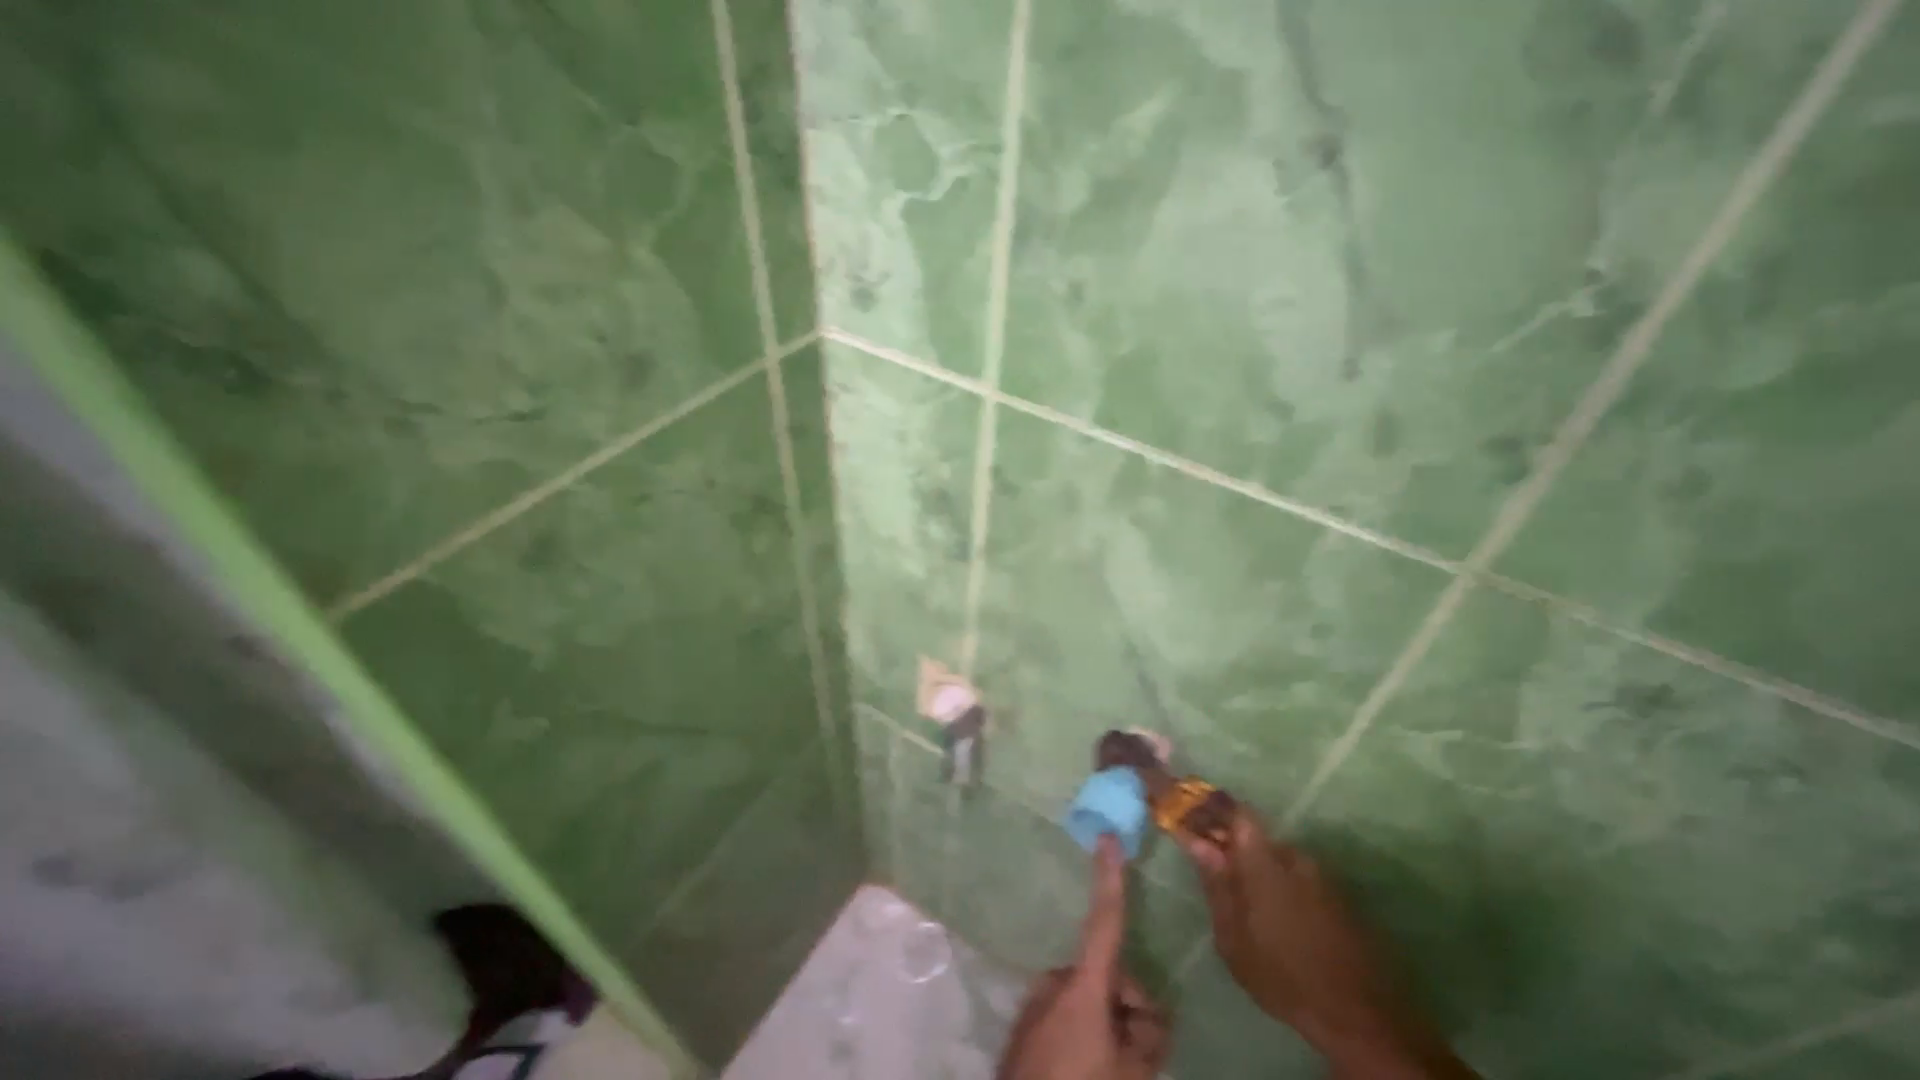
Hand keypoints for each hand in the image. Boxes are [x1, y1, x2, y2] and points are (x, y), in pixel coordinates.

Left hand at [997, 836, 1169, 1079]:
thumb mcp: (1132, 1071)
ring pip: (1091, 1000)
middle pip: (1109, 978)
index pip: (1104, 922)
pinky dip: (1086, 1033)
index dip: (1110, 878)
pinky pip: (1069, 1015)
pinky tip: (1088, 1065)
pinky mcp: (1028, 1023)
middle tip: (1138, 1053)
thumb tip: (1150, 1016)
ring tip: (1113, 1065)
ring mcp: (1038, 1003)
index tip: (1107, 838)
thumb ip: (1150, 1035)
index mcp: (1083, 986)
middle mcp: (1057, 982)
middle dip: (1129, 1007)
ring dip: (1108, 1025)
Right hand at [1179, 811, 1477, 1079]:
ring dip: (1255, 866)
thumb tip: (1197, 842)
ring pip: (1275, 856)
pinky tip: (1271, 913)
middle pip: (1254, 835)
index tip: (1188, 817)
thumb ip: (1216, 884)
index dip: (1211, 809)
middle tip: (1208, 864)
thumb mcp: (1233, 937)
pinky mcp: (1335, 894)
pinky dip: (1277, 883)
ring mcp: (1319, 875)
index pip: (1235, 812)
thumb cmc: (1281, 975)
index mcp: (1264, 861)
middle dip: (1229, 843)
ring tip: (1240, 898)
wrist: (1355, 1011)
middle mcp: (1294, 857)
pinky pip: (1295, 875)